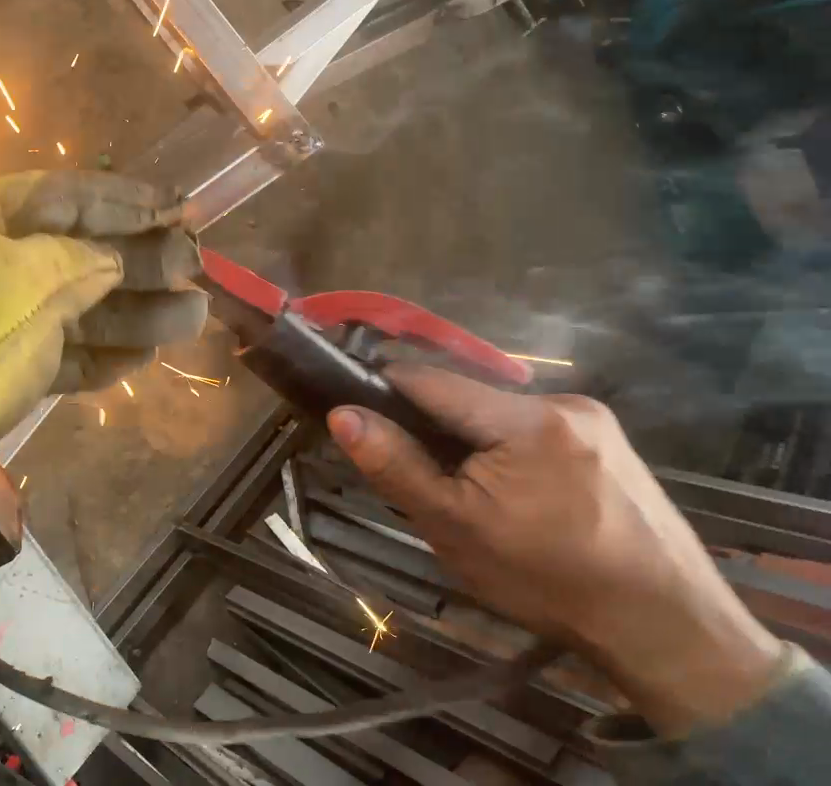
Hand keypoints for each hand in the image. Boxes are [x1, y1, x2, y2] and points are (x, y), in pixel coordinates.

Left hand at [0, 172, 207, 543]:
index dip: (130, 201)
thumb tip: (141, 252)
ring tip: (196, 313)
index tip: (184, 210)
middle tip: (199, 266)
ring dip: (135, 309)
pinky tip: (145, 355)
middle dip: (141, 259)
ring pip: (76, 305)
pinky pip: (60, 350)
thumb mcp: (30, 277)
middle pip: (79, 250)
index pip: (69, 194)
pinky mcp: (0, 363)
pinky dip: (100, 354)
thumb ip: (91, 259)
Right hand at [328, 366, 784, 736]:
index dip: (379, 396)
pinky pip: (527, 428)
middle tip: (417, 479)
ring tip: (463, 494)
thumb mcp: (454, 526)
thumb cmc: (549, 580)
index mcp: (526, 418)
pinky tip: (509, 495)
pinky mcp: (607, 442)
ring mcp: (592, 420)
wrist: (671, 632)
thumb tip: (340, 413)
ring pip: (492, 413)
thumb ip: (394, 464)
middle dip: (426, 427)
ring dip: (463, 440)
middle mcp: (563, 401)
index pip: (423, 379)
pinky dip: (500, 449)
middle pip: (460, 395)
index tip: (358, 428)